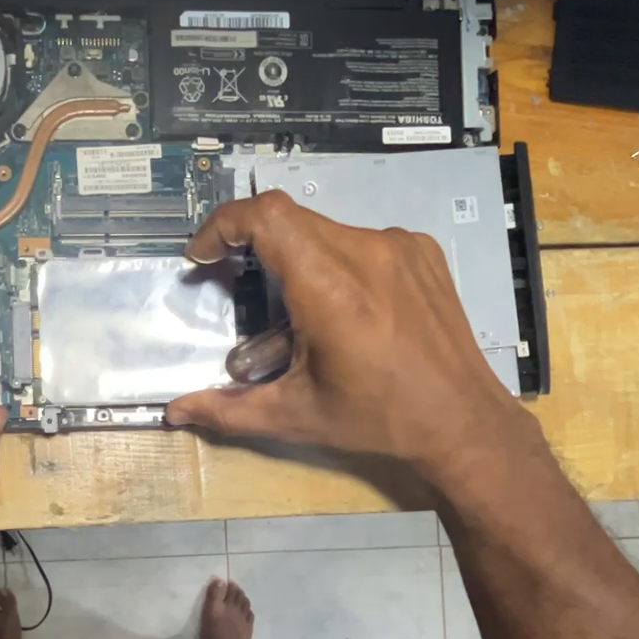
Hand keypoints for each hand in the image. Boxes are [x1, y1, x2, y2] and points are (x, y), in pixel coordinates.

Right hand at [167, 190, 527, 470]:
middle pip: (289, 220)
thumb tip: (176, 411)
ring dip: (293, 257)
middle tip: (234, 280)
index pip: (266, 216)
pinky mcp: (420, 251)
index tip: (205, 256)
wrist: (462, 421)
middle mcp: (366, 252)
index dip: (223, 224)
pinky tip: (339, 307)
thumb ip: (228, 410)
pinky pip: (360, 240)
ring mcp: (399, 246)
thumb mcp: (295, 416)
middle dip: (252, 245)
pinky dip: (333, 262)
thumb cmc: (376, 420)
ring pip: (324, 229)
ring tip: (291, 310)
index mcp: (330, 288)